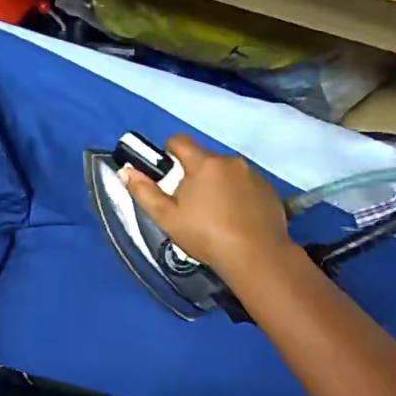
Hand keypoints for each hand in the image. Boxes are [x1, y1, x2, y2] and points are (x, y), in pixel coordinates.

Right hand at [118, 134, 301, 274]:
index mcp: (203, 164)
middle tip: (188, 203)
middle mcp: (230, 161)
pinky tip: (236, 218)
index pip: (180, 140)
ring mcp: (253, 175)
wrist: (255, 255)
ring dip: (217, 184)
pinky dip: (238, 195)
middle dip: (194, 173)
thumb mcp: (166, 217)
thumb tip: (126, 171)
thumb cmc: (205, 234)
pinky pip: (246, 184)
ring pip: (227, 172)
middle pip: (204, 158)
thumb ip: (144, 191)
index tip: (167, 173)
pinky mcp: (270, 190)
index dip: (168, 152)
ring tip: (215, 214)